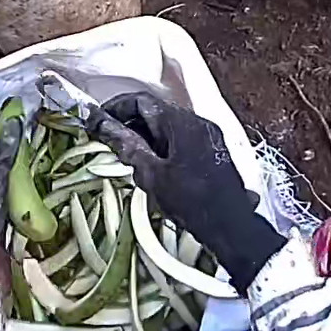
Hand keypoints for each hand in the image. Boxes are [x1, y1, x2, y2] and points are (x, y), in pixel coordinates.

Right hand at [87, 91, 282, 291]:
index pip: (141, 100)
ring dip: (144, 135)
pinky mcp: (211, 149)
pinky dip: (160, 144)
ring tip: (128, 158)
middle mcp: (197, 122)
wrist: (232, 230)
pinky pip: (179, 137)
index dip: (115, 108)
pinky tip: (151, 166)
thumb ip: (124, 144)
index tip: (98, 123)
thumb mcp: (150, 173)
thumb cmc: (191, 202)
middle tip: (109, 142)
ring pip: (166, 125)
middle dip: (128, 123)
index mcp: (181, 123)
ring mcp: (207, 135)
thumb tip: (99, 122)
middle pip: (154, 111)